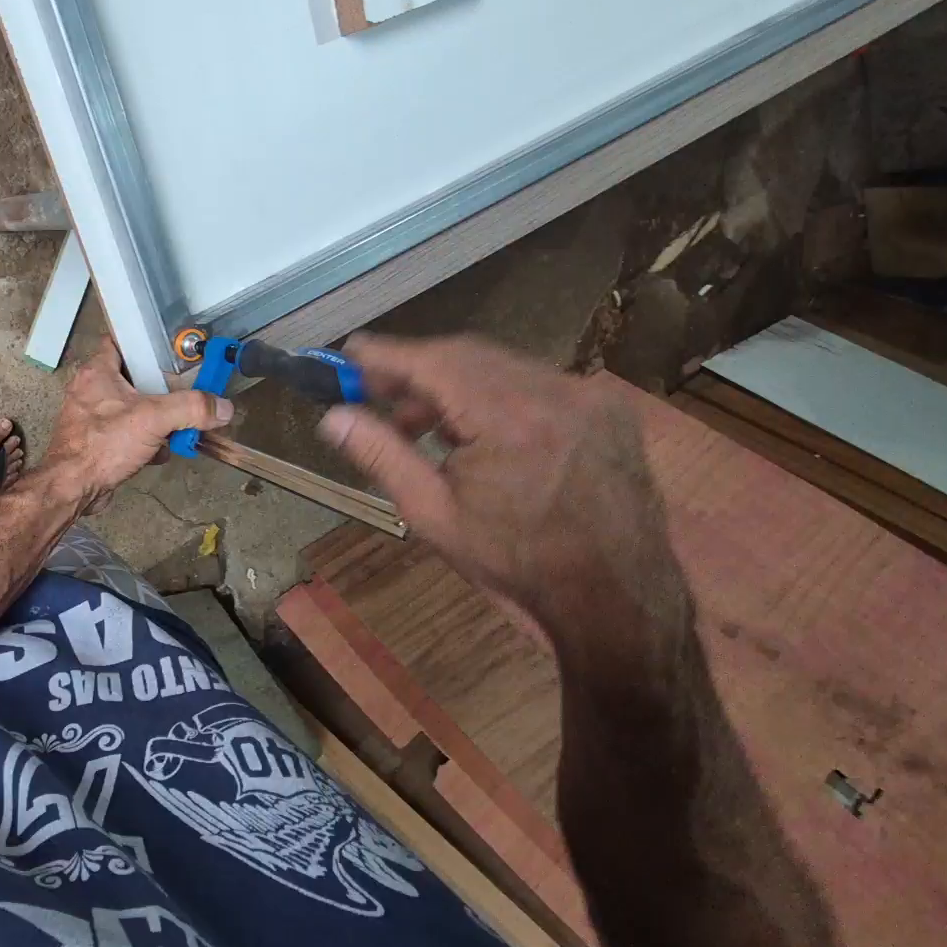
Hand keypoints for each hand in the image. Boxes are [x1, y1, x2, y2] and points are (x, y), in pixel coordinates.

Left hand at [41, 336, 232, 510]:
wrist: (74, 488)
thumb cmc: (101, 445)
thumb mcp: (153, 419)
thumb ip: (191, 408)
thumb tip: (222, 407)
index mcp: (98, 372)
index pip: (120, 341)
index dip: (145, 340)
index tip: (171, 347)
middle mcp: (91, 390)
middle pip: (133, 377)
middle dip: (161, 387)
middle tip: (185, 390)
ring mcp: (93, 417)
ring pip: (133, 408)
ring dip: (156, 418)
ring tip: (178, 425)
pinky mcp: (98, 441)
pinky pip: (128, 432)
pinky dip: (145, 440)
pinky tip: (160, 451)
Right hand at [317, 334, 687, 659]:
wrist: (614, 594)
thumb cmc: (513, 560)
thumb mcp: (432, 513)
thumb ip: (382, 455)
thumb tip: (332, 417)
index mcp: (509, 419)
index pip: (433, 363)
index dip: (386, 354)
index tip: (348, 351)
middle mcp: (554, 391)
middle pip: (466, 356)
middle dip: (415, 370)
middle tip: (372, 393)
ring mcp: (588, 396)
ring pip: (500, 367)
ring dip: (452, 384)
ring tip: (419, 425)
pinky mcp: (606, 408)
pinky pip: (533, 382)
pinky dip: (491, 394)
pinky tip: (473, 432)